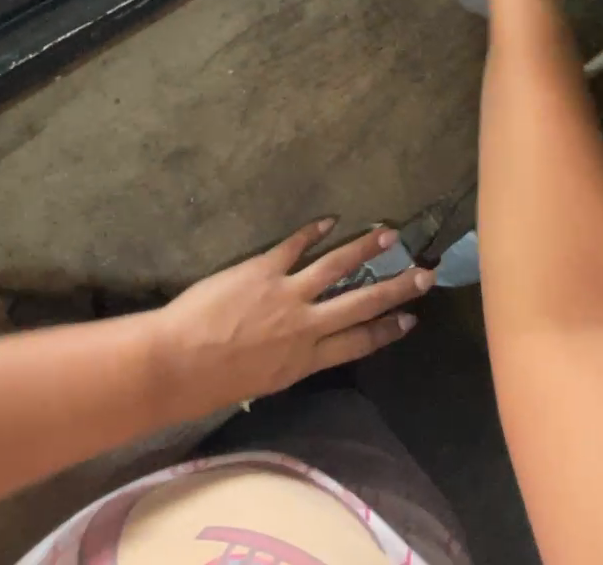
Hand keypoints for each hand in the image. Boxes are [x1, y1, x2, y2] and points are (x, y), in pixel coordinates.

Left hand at [151, 220, 431, 408]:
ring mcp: (287, 293)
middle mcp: (306, 324)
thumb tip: (301, 349)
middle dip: (396, 286)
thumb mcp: (263, 383)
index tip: (411, 318)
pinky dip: (313, 231)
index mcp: (306, 359)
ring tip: (388, 232)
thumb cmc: (212, 382)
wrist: (178, 362)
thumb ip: (289, 361)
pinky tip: (328, 219)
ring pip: (337, 265)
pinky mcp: (264, 268)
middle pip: (362, 302)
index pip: (358, 341)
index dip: (387, 329)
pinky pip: (295, 245)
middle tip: (425, 273)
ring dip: (365, 247)